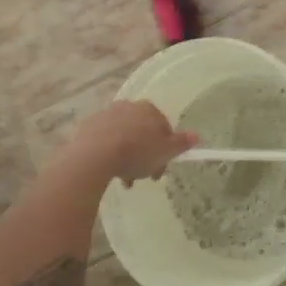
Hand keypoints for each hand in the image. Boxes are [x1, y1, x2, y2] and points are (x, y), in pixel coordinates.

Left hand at [72, 100, 198, 185]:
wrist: (95, 154)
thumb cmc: (136, 152)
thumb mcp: (165, 151)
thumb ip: (181, 143)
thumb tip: (197, 135)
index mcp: (149, 109)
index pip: (163, 128)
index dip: (164, 150)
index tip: (159, 170)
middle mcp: (128, 106)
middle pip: (141, 132)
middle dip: (143, 154)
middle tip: (142, 176)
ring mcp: (106, 114)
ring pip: (122, 136)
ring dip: (125, 155)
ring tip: (123, 179)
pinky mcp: (88, 126)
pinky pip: (104, 140)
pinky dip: (108, 152)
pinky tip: (107, 169)